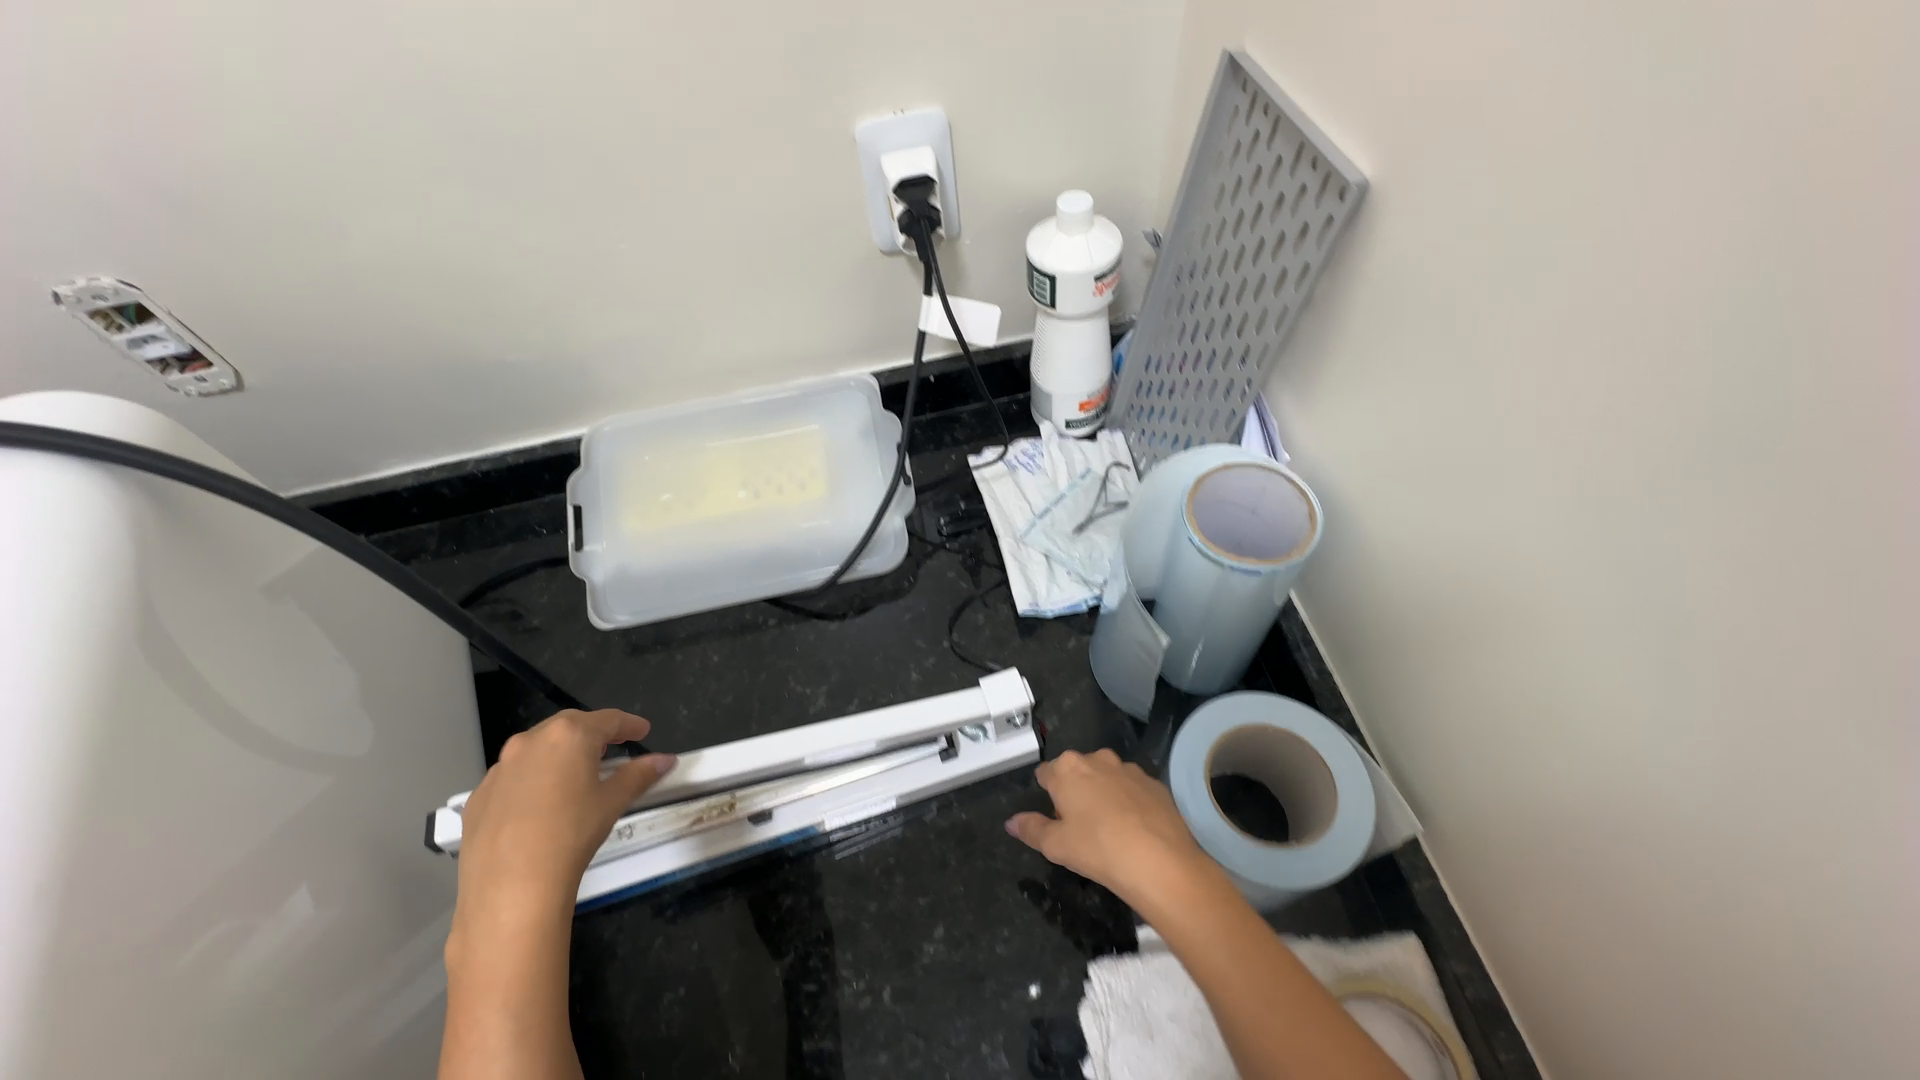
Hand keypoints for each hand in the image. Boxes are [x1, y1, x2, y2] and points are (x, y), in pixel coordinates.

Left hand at [456, 710, 675, 917]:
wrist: (510, 884)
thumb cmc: (571, 833)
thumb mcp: (612, 802)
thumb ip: (639, 775)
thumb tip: (664, 760)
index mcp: (569, 736)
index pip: (607, 720)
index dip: (629, 724)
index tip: (642, 730)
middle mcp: (530, 741)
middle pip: (569, 727)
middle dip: (592, 734)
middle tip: (611, 748)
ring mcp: (500, 768)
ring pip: (537, 750)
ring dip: (559, 755)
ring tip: (574, 776)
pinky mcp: (479, 795)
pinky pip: (513, 777)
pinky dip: (531, 780)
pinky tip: (539, 806)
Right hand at [1005, 748, 1214, 909]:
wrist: (1160, 860)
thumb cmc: (1097, 849)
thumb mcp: (1055, 846)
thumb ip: (1031, 829)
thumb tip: (1010, 821)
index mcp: (1067, 769)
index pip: (1045, 773)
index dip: (1047, 794)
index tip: (1054, 817)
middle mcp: (1097, 759)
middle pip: (1077, 771)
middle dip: (1075, 791)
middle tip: (1080, 825)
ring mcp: (1129, 768)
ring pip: (1107, 777)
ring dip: (1104, 793)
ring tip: (1110, 828)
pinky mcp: (1155, 783)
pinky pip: (1133, 788)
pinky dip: (1130, 802)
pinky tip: (1135, 828)